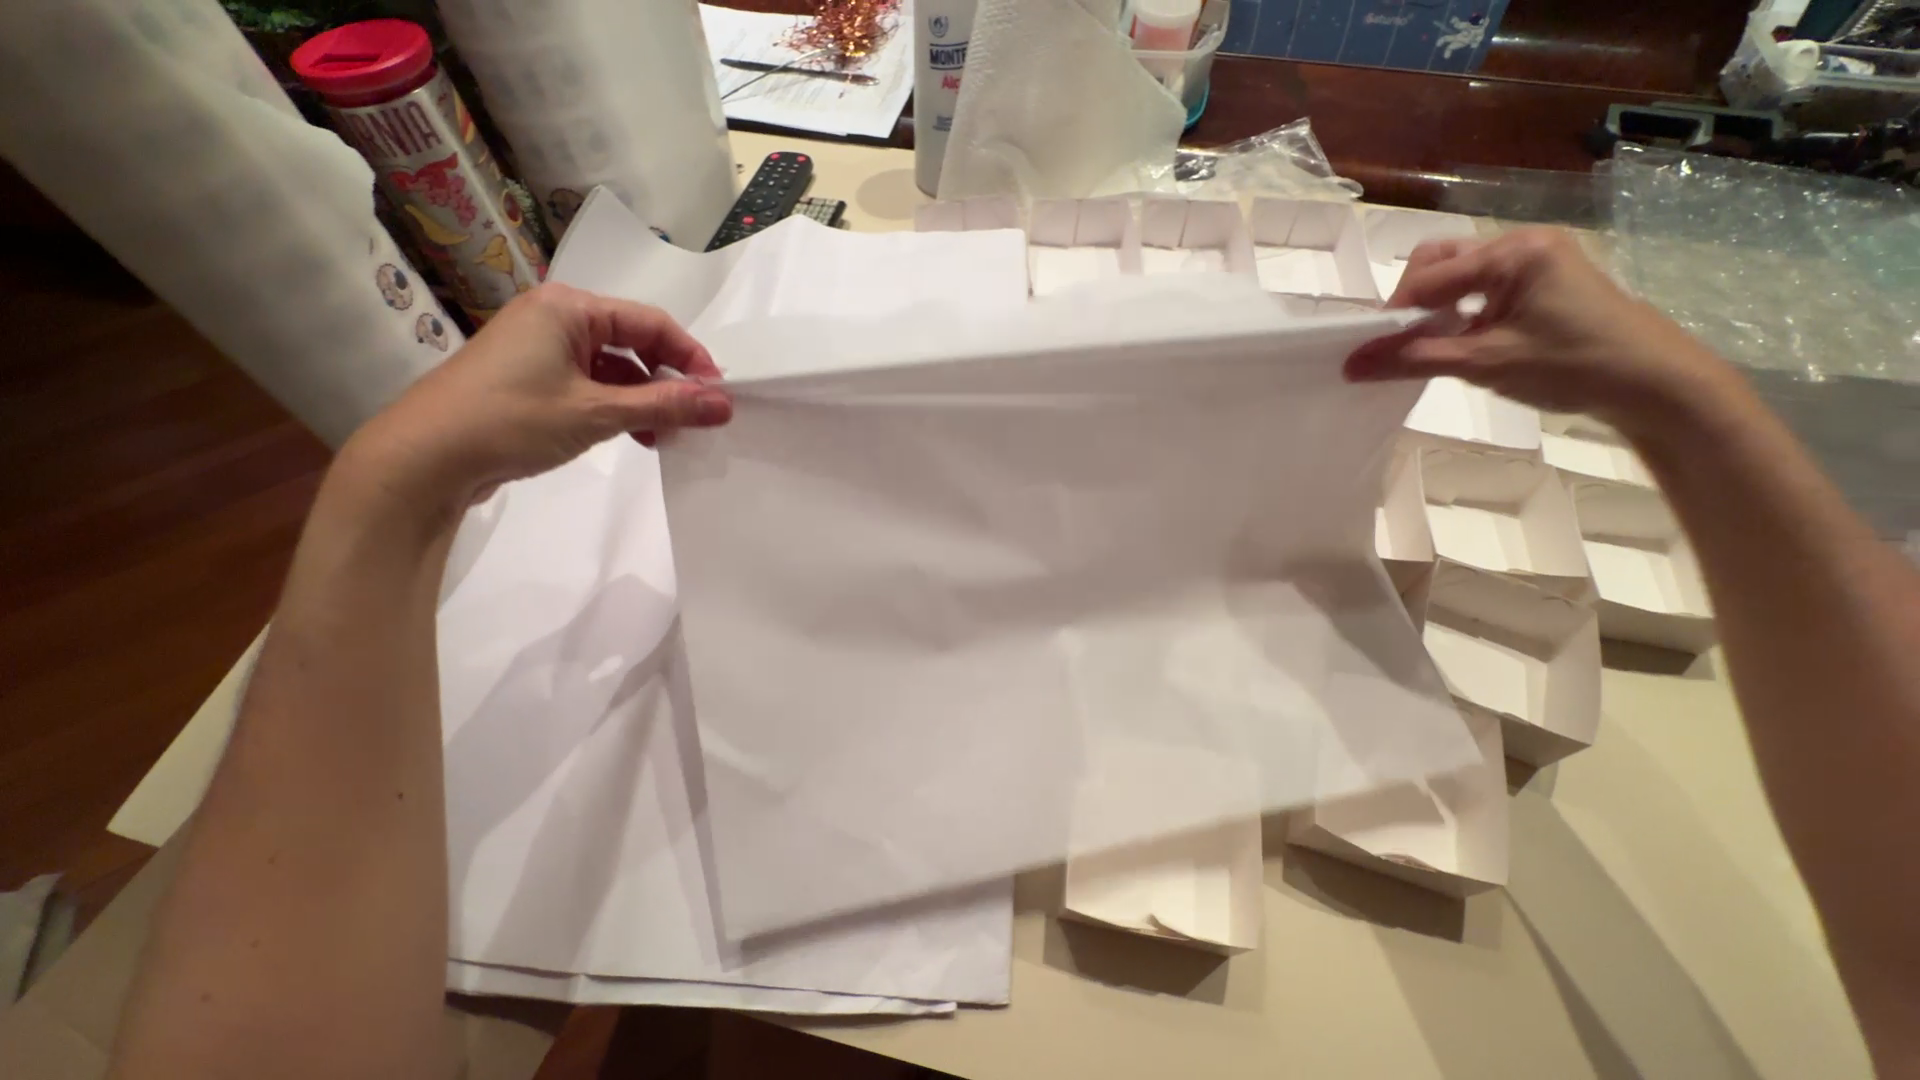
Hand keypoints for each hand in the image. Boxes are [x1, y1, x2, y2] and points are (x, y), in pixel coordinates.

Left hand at [345, 284, 732, 509]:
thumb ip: (664, 407)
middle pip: (633, 341)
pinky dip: (616, 407)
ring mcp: (540, 350)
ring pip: (613, 367)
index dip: (690, 357)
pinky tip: (633, 436)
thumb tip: (724, 404)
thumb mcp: (596, 413)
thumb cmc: (511, 421)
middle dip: (668, 380)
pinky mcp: (530, 380)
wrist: (423, 459)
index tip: (719, 395)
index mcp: (569, 308)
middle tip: (696, 419)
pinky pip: (590, 385)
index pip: (650, 322)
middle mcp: (555, 318)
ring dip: (644, 399)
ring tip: (666, 436)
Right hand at [1344, 227, 1742, 437]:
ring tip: (1430, 345)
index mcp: (1512, 253)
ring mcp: (1536, 260)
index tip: (1373, 352)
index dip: (1395, 314)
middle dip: (1413, 301)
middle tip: (1402, 344)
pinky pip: (1483, 287)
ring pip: (1460, 274)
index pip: (1428, 277)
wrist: (1654, 383)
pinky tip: (1460, 341)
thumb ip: (1413, 359)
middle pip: (1440, 262)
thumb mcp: (1484, 363)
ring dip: (1436, 307)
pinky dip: (1461, 311)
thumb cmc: (1572, 366)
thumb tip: (1350, 366)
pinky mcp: (1544, 281)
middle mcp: (1522, 244)